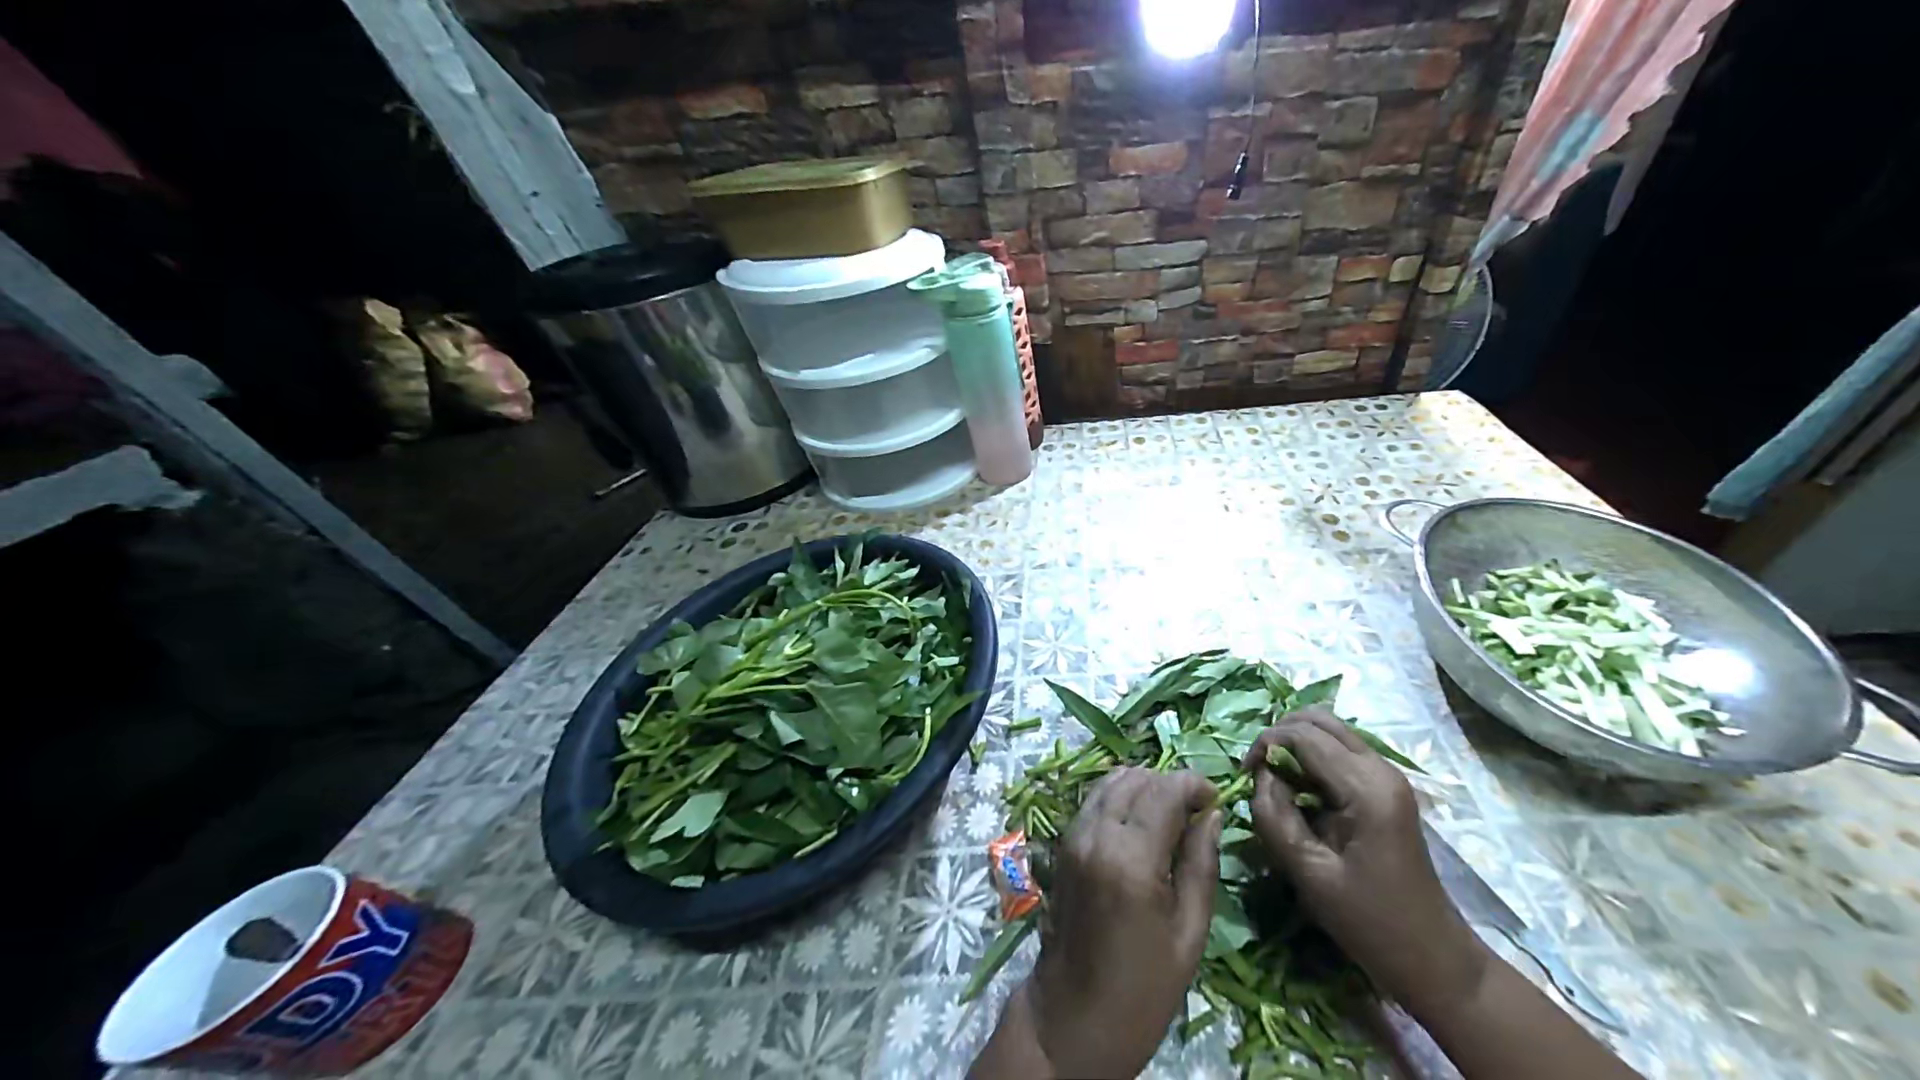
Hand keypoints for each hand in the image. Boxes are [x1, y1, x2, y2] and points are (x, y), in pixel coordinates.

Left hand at [985, 767, 1221, 1078]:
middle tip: (1197, 809)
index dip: (1193, 783)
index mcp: (1130, 859)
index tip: (1216, 797)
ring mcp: (1073, 836)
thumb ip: (1201, 864)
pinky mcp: (1063, 844)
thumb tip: (1211, 814)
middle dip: (1170, 783)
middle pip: (1135, 779)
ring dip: (1143, 786)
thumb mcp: (1189, 933)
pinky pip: (1094, 801)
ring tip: (1171, 815)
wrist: (1072, 1016)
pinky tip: (1142, 822)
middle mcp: (1096, 835)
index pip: (1163, 790)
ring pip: (1110, 782)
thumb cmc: (1143, 989)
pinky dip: (1120, 797)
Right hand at [1243, 710, 1487, 1009]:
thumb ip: (1274, 815)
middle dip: (1278, 736)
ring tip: (1274, 780)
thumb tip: (1260, 775)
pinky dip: (1310, 757)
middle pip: (1317, 719)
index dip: (1264, 745)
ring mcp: (1386, 776)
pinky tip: (1298, 790)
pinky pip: (1338, 750)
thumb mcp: (1307, 871)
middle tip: (1257, 772)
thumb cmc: (1368, 920)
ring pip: (1328, 730)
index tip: (1243, 776)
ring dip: (1294, 745)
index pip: (1302, 735)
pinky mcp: (1384, 787)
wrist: (1432, 956)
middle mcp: (1381, 769)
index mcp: (1366, 788)